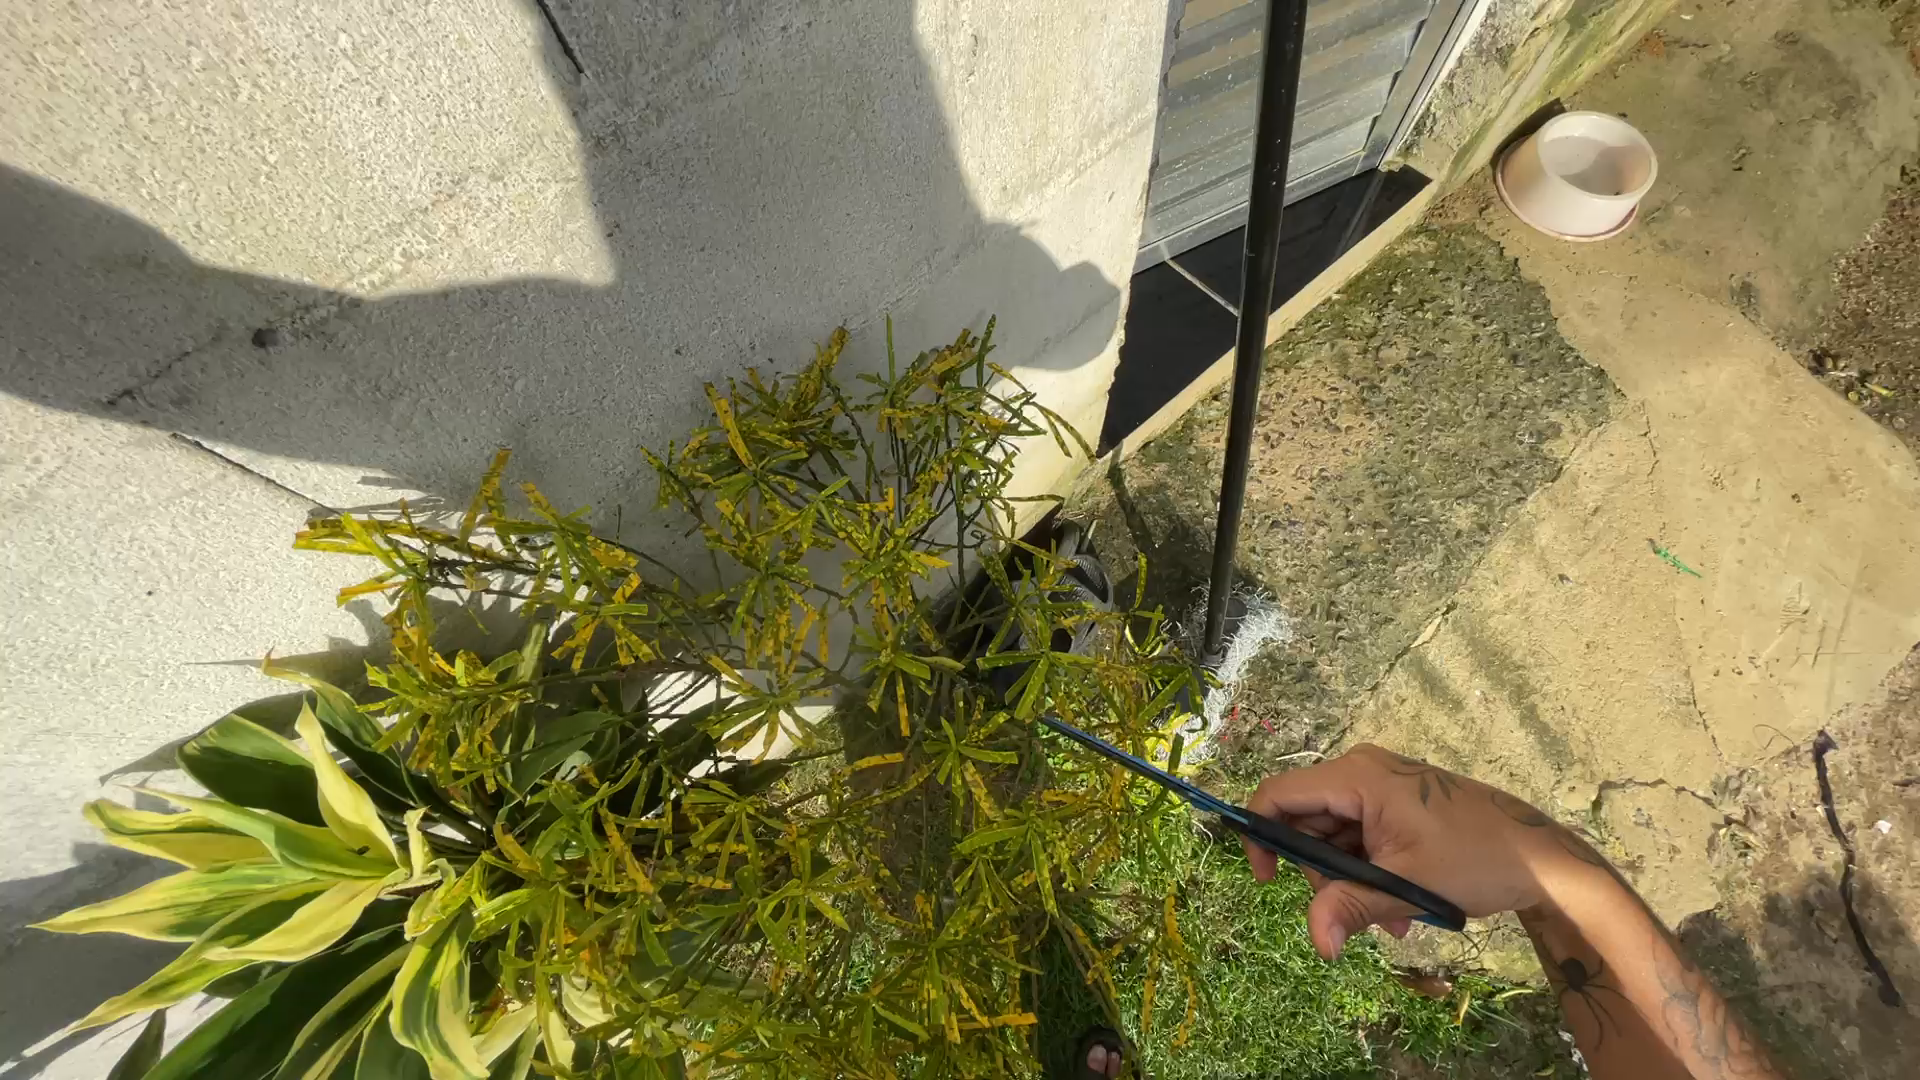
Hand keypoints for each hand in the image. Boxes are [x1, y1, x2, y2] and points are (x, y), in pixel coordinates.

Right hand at [1242, 744, 1607, 959]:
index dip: (1260, 832)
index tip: (1266, 877)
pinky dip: (1367, 868)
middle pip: (1306, 819)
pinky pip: (1357, 832)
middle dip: (1320, 870)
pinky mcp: (1392, 799)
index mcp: (1356, 776)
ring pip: (1331, 832)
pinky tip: (1398, 903)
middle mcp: (1359, 770)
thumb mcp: (1409, 887)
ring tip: (1389, 917)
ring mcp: (1376, 783)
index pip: (1279, 794)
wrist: (1549, 860)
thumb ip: (1352, 907)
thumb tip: (1317, 943)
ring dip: (1348, 877)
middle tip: (1349, 912)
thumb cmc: (1478, 861)